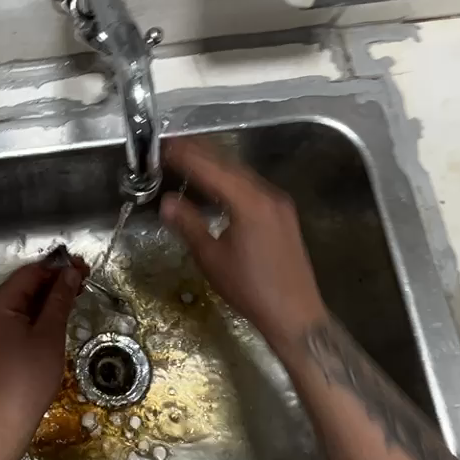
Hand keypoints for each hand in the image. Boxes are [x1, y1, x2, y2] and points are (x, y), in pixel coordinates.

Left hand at [0, 253, 86, 440]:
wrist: (6, 422)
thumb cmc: (29, 377)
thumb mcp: (49, 334)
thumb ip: (59, 299)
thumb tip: (70, 272)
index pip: (27, 275)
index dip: (55, 269)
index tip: (81, 267)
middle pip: (22, 287)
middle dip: (52, 282)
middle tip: (84, 279)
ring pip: (19, 303)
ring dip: (46, 298)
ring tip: (75, 293)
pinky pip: (14, 319)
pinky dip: (35, 314)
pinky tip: (56, 313)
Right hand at [159, 137, 326, 340]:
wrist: (295, 314)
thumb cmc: (250, 288)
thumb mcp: (211, 257)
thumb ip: (188, 224)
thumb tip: (167, 202)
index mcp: (248, 202)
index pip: (210, 169)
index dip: (185, 156)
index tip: (164, 146)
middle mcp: (266, 195)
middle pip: (228, 165)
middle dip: (200, 153)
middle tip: (172, 145)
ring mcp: (278, 203)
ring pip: (242, 173)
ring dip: (215, 163)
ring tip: (190, 157)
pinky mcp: (283, 214)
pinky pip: (252, 185)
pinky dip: (230, 177)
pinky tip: (217, 181)